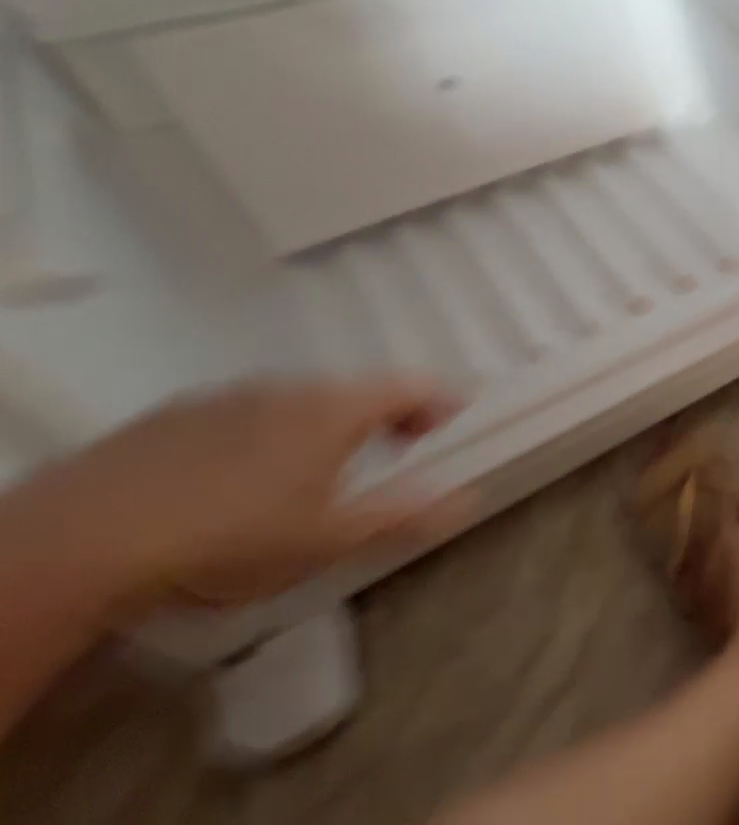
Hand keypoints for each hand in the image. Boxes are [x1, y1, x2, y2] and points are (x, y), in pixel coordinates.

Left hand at [35, 377, 471, 615]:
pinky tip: (243, 479)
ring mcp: (225, 396)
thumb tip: (469, 498)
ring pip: (298, 400)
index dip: (443, 402)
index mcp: (337, 409)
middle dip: (386, 416)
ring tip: (320, 470)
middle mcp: (288, 387)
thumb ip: (407, 515)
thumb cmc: (232, 539)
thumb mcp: (332, 540)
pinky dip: (269, 431)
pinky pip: (245, 412)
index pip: (414, 385)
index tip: (452, 427)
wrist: (77, 544)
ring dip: (325, 424)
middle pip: (358, 389)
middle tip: (396, 451)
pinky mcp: (171, 416)